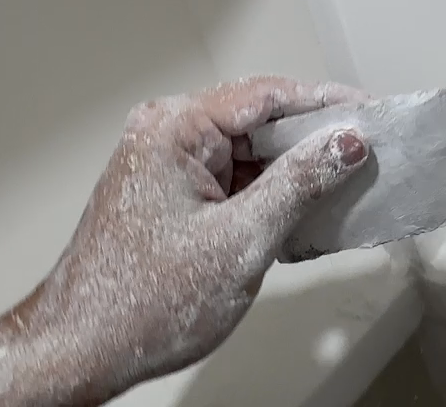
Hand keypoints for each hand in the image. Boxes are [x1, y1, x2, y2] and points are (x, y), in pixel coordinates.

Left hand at [16, 76, 371, 400]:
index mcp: (175, 127)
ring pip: (246, 148)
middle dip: (310, 135)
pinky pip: (231, 172)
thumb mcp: (240, 241)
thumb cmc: (141, 303)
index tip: (367, 110)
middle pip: (257, 118)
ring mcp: (166, 158)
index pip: (266, 95)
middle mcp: (167, 130)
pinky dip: (266, 187)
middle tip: (362, 146)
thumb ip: (299, 184)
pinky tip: (299, 203)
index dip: (323, 101)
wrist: (78, 351)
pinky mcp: (170, 185)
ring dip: (290, 165)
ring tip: (341, 177)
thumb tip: (345, 144)